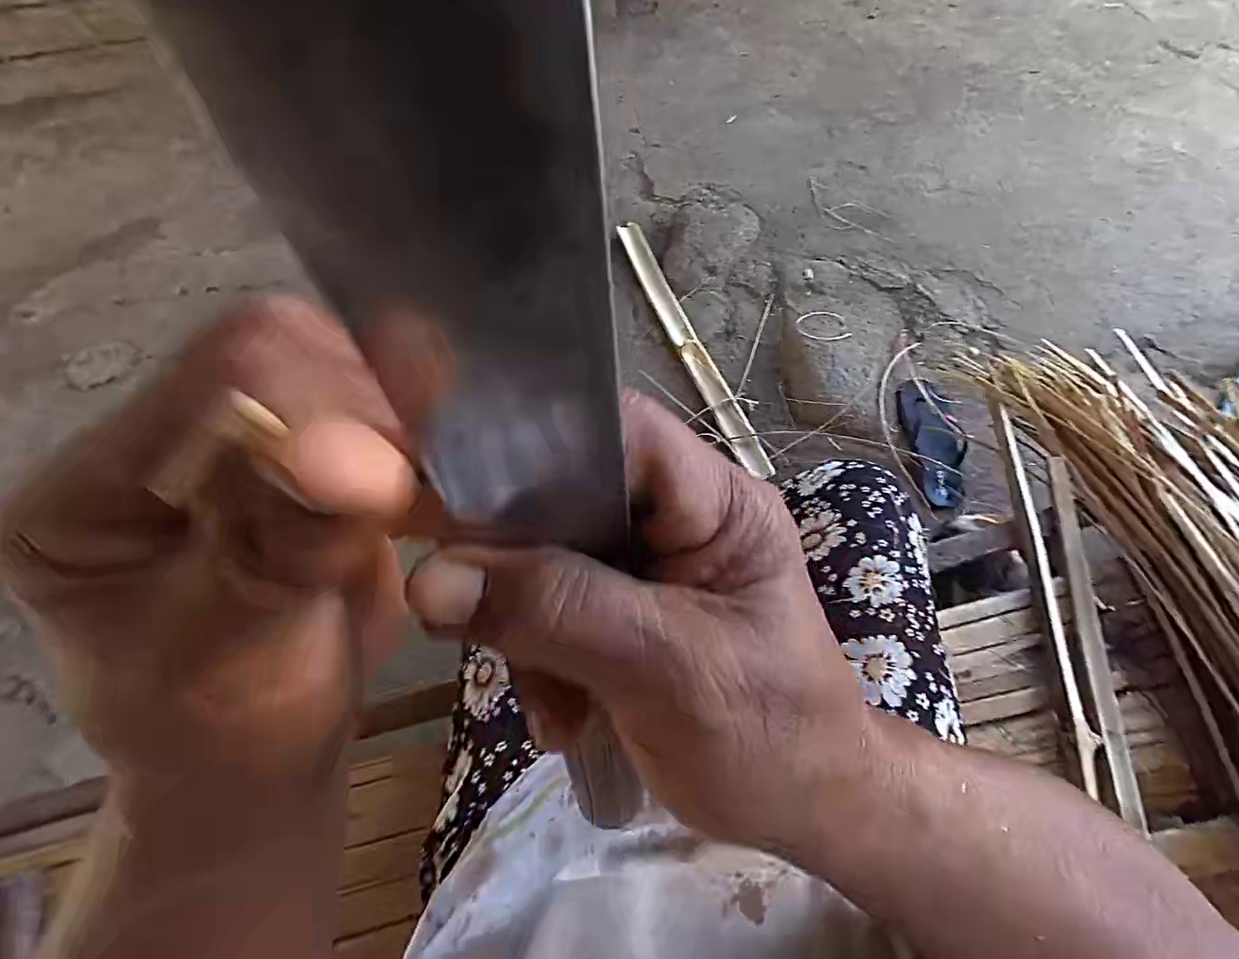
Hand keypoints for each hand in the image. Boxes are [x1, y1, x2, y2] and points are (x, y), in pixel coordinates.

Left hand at [0, 298, 419, 801]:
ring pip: (349, 362)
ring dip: (404, 418)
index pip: (220, 374)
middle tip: (402, 501)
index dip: (322, 411)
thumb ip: (282, 544)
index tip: (385, 492)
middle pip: (291, 350)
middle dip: (369, 416)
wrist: (266, 755)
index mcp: (96, 483)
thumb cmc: (226, 727)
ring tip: (422, 495)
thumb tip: (361, 458)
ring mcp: (247, 439)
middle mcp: (166, 439)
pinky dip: (424, 426)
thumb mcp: (235, 649)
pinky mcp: (317, 454)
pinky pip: (384, 401)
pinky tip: (436, 476)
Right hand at [406, 394, 872, 849]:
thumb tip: (432, 576)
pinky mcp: (629, 608)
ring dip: (530, 627)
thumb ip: (558, 614)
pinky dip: (542, 656)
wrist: (806, 807)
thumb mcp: (667, 670)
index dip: (542, 447)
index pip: (624, 432)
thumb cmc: (771, 736)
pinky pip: (557, 604)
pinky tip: (564, 717)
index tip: (460, 502)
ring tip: (554, 704)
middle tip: (478, 620)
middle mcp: (682, 515)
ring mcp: (653, 563)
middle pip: (573, 493)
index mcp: (718, 502)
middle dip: (522, 564)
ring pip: (553, 555)